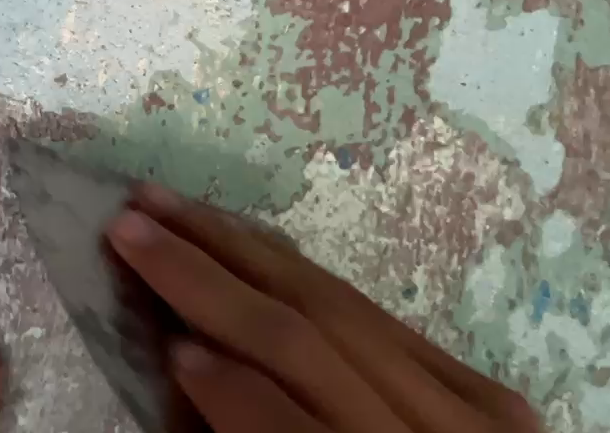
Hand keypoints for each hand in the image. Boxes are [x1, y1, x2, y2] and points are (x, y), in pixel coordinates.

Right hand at [107, 184, 540, 432]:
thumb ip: (234, 429)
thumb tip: (182, 359)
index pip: (295, 427)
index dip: (230, 390)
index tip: (166, 347)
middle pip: (304, 338)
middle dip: (202, 274)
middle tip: (128, 223)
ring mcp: (478, 414)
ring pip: (331, 300)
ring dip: (229, 240)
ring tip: (159, 199)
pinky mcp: (481, 385)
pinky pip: (362, 303)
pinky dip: (287, 262)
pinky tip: (231, 229)